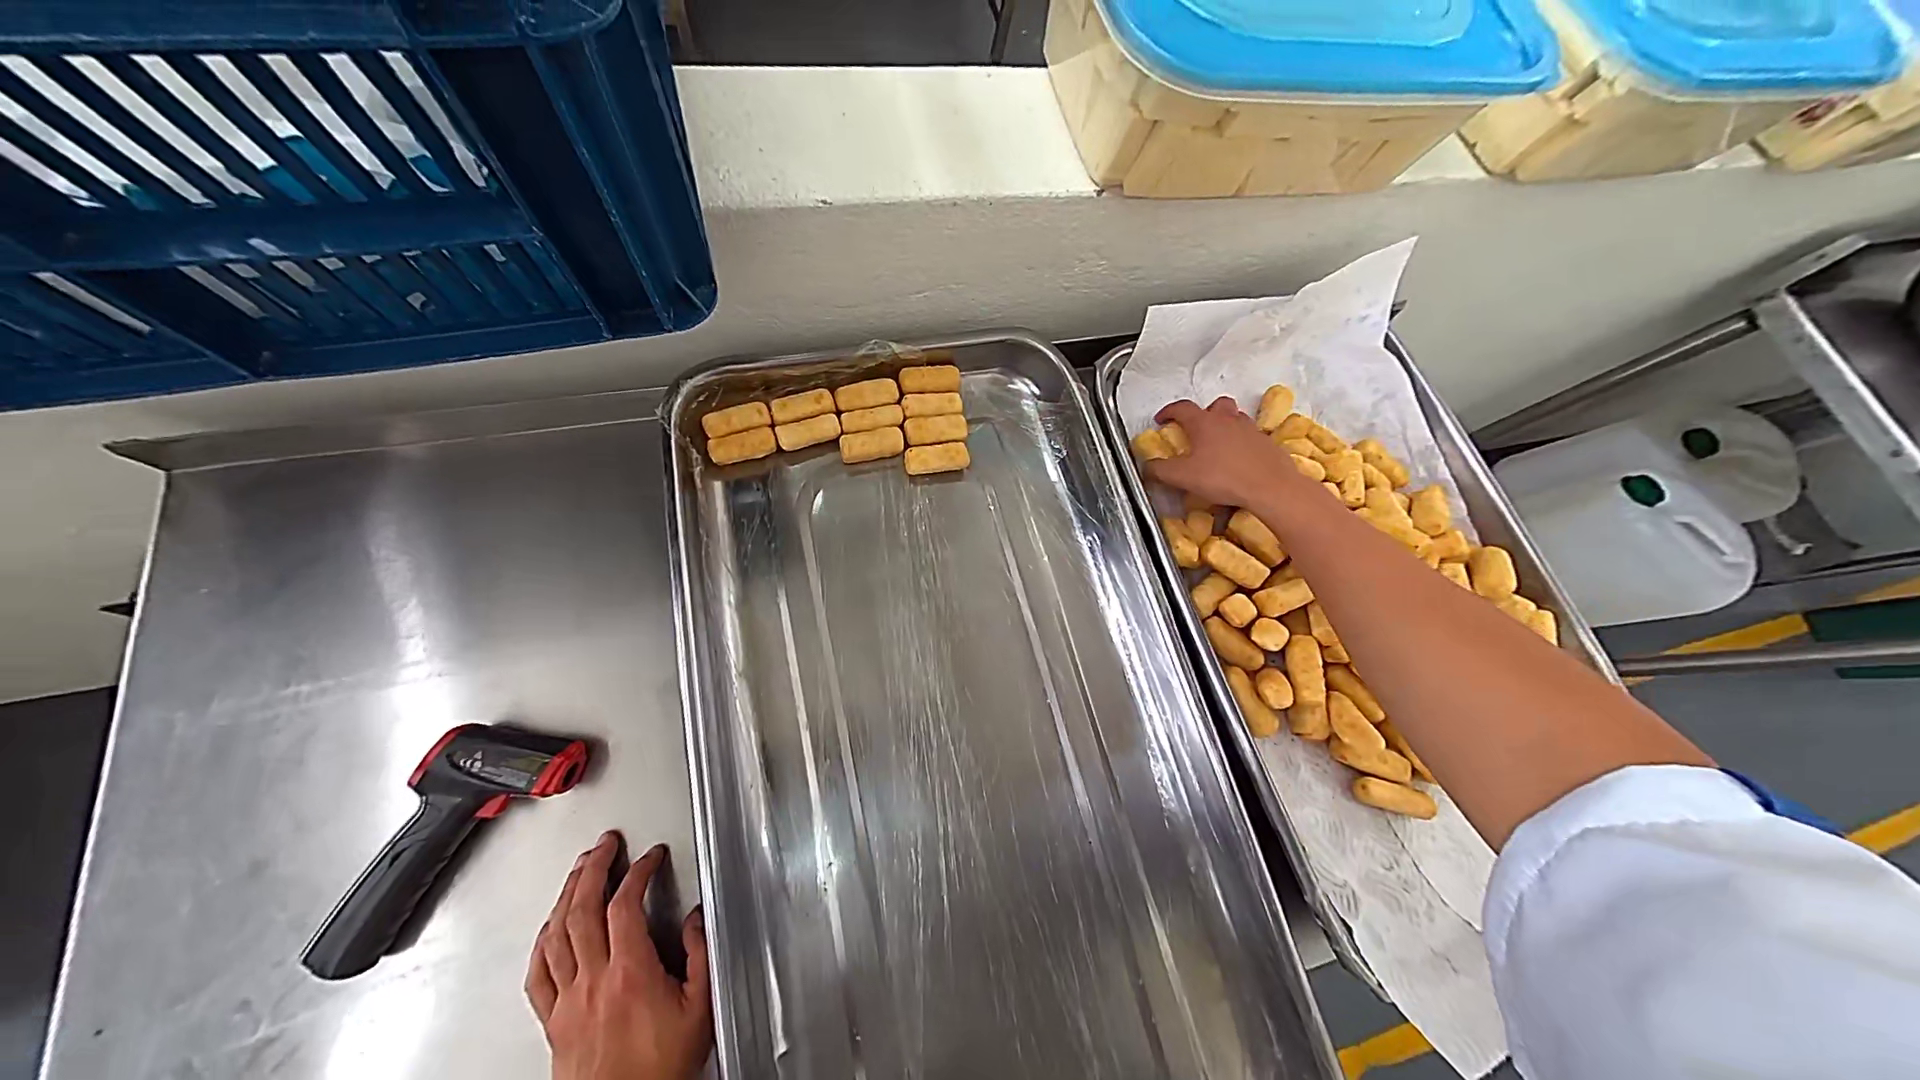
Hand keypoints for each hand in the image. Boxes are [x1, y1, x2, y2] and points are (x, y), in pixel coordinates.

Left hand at [527, 833, 712, 1079]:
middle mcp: (593, 982)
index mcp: (630, 974)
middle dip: (594, 867)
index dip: (637, 871)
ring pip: (556, 934)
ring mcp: (568, 1001)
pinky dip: (543, 942)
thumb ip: (699, 957)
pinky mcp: (553, 1022)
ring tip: (579, 870)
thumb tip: (694, 920)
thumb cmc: (661, 1071)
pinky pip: (538, 974)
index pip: (624, 905)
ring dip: (567, 894)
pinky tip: (550, 927)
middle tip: (605, 844)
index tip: (650, 857)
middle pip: (582, 909)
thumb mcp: (699, 1009)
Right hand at [1146, 398, 1304, 509]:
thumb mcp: (1182, 477)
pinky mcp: (1266, 443)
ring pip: (1235, 417)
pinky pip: (1250, 435)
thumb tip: (1148, 466)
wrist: (1270, 487)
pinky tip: (1237, 458)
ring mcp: (1250, 429)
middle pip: (1215, 405)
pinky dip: (1240, 441)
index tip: (1162, 419)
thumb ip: (1159, 470)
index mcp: (1204, 423)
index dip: (1168, 411)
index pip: (1182, 408)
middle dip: (1203, 413)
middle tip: (1195, 428)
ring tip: (1216, 442)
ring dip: (1224, 424)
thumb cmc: (1223, 478)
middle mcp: (1228, 420)